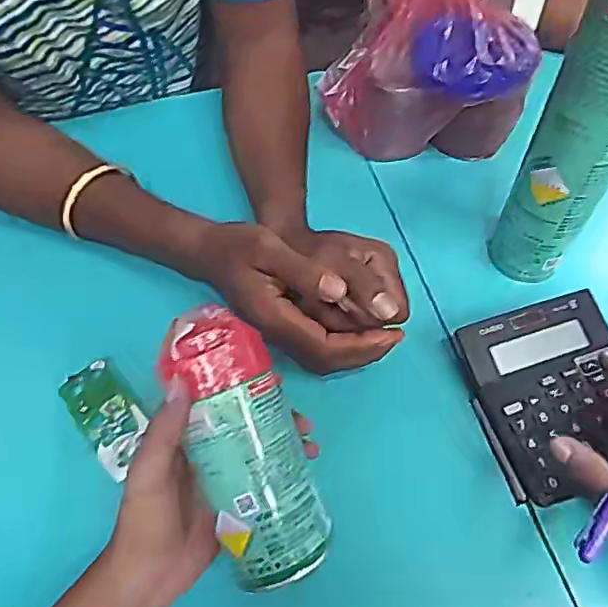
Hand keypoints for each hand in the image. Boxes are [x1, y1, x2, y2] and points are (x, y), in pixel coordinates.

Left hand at [98, 388, 320, 606]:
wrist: (151, 576)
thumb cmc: (144, 521)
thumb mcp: (149, 472)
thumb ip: (165, 431)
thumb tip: (182, 382)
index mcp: (181, 441)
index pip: (213, 403)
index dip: (239, 387)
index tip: (269, 378)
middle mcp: (204, 455)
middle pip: (242, 426)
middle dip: (273, 417)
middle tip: (300, 417)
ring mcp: (223, 480)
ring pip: (257, 451)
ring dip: (283, 443)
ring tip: (309, 443)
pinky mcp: (236, 505)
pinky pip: (262, 481)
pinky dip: (284, 472)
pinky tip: (305, 469)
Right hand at [198, 222, 403, 374]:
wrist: (210, 253)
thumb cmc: (237, 246)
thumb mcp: (268, 247)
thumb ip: (303, 271)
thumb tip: (338, 292)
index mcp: (275, 318)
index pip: (324, 346)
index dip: (360, 346)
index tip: (390, 333)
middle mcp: (277, 334)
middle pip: (326, 360)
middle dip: (364, 353)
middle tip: (396, 337)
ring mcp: (279, 334)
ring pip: (323, 357)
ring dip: (356, 352)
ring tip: (386, 336)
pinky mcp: (282, 328)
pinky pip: (317, 346)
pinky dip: (344, 344)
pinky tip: (361, 330)